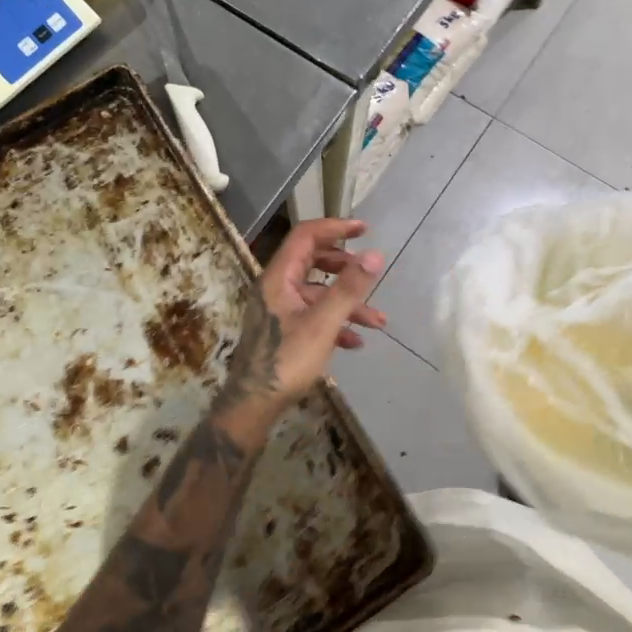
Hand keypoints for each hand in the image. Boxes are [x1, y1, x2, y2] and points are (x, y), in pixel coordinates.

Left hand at [217, 219, 384, 429]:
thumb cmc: (286, 359)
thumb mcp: (323, 323)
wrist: (254, 403)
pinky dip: (335, 322)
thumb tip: (375, 255)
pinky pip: (312, 315)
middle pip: (313, 262)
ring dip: (347, 303)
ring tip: (378, 322)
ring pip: (317, 294)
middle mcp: (276, 287)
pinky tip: (355, 342)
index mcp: (279, 277)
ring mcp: (278, 309)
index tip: (364, 229)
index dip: (335, 228)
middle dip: (345, 268)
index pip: (306, 236)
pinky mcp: (282, 330)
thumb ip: (349, 288)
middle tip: (369, 274)